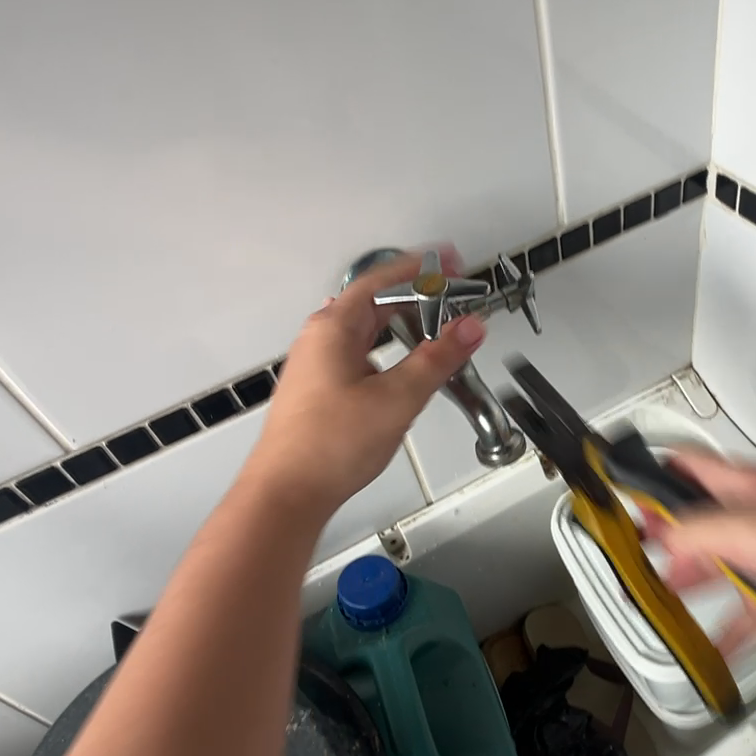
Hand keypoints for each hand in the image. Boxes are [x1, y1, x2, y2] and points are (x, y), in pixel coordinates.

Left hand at [243, 251, 484, 512]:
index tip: (449, 262)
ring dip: (401, 323)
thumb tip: (469, 328)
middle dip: (415, 295)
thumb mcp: (397, 398)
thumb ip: (438, 359)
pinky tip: (401, 366)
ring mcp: (316, 364)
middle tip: (449, 293)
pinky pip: (358, 352)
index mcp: (334, 328)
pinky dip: (387, 348)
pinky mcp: (319, 389)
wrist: (286, 493)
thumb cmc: (326, 447)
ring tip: (434, 326)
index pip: (383, 280)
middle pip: (373, 302)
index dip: (421, 268)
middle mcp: (320, 339)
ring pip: (365, 329)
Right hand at [652, 450, 755, 637]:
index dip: (650, 479)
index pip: (685, 468)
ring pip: (724, 562)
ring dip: (695, 577)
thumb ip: (695, 532)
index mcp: (746, 486)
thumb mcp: (748, 531)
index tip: (621, 497)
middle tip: (638, 553)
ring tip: (666, 594)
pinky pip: (751, 604)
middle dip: (668, 536)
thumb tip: (662, 535)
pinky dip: (729, 623)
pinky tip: (714, 642)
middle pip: (700, 518)